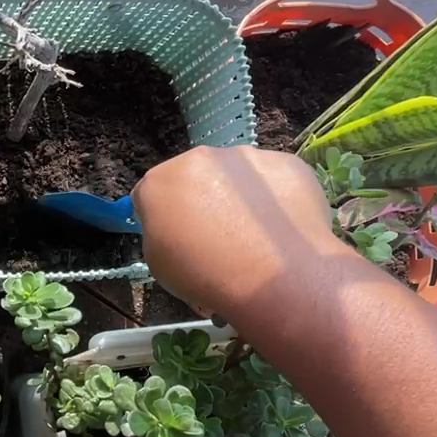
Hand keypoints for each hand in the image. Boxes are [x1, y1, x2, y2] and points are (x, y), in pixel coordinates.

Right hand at [131, 146, 352, 316]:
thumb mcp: (157, 261)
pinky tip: (277, 225)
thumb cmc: (206, 275)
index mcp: (159, 181)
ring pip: (233, 174)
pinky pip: (269, 178)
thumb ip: (158, 229)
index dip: (160, 215)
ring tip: (251, 233)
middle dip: (197, 198)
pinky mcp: (287, 162)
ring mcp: (247, 157)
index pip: (149, 192)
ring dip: (234, 195)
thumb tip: (174, 222)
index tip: (174, 235)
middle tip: (213, 235)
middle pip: (192, 176)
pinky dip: (270, 196)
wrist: (275, 279)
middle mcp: (199, 158)